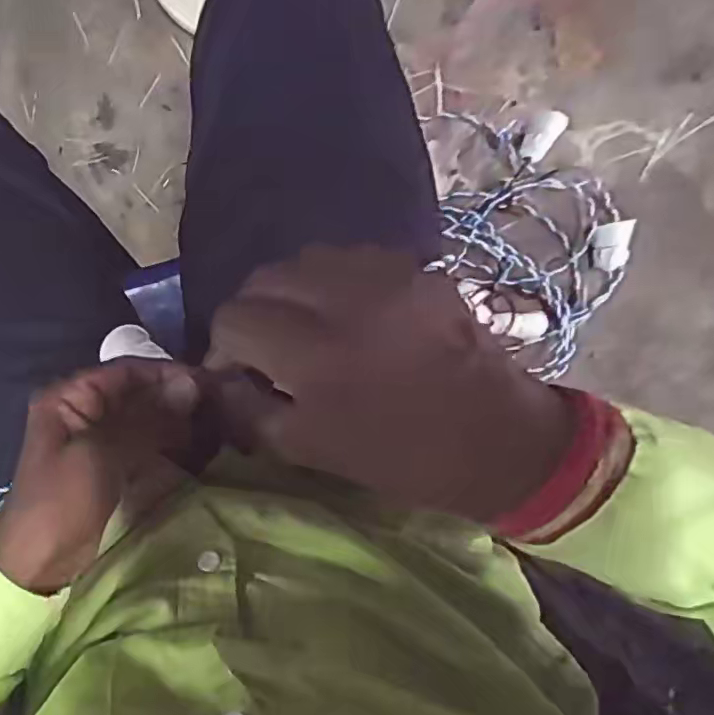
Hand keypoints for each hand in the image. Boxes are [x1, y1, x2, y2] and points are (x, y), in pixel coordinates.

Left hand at [0, 359, 203, 593]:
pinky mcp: (118, 472)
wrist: (40, 564)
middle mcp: (87, 413)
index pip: (127, 372)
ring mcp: (104, 443)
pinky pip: (152, 449)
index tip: (213, 383)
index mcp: (70, 398)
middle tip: (229, 407)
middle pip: (141, 395)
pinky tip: (208, 450)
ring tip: (226, 427)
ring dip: (184, 423)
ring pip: (150, 421)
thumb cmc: (60, 502)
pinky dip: (177, 448)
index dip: (169, 373)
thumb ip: (144, 418)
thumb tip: (191, 383)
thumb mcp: (98, 454)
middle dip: (182, 399)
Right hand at [204, 244, 574, 522]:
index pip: (232, 319)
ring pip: (302, 260)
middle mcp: (345, 299)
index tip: (235, 372)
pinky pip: (348, 259)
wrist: (496, 440)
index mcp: (313, 353)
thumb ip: (245, 408)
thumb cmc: (393, 456)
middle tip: (261, 348)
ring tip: (300, 326)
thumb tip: (217, 379)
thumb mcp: (303, 447)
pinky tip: (342, 313)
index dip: (221, 348)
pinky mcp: (416, 268)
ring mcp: (386, 275)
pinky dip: (328, 282)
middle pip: (261, 280)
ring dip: (286, 293)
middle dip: (249, 314)